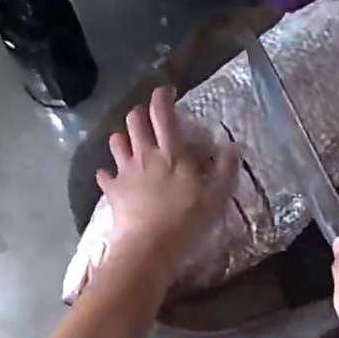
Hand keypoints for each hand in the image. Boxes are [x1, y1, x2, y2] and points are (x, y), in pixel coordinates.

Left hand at [96, 86, 238, 280]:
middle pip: (133, 120)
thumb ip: (225, 169)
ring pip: (115, 141)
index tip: (164, 91)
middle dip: (139, 114)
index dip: (161, 97)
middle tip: (147, 118)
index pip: (162, 113)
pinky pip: (103, 174)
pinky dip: (107, 174)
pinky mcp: (112, 190)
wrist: (150, 245)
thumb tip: (234, 147)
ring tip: (129, 144)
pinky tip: (112, 178)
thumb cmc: (186, 219)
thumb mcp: (216, 196)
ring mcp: (124, 171)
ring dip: (121, 138)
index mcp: (170, 152)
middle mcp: (144, 154)